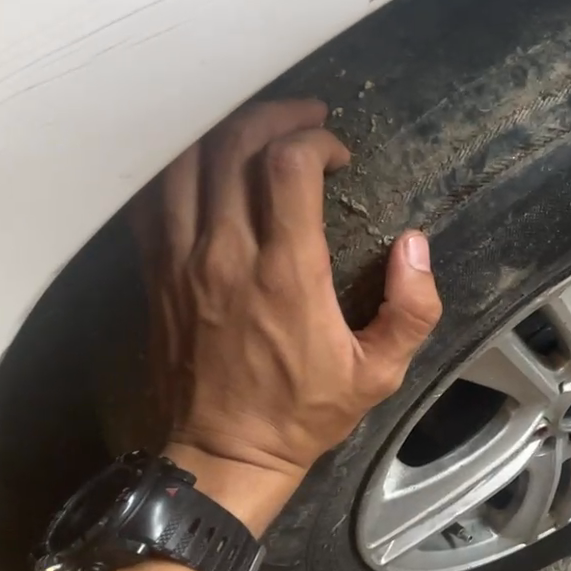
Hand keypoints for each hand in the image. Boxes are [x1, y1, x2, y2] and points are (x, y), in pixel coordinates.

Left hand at [131, 99, 441, 530]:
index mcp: (286, 275)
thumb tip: (415, 245)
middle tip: (304, 120)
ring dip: (225, 131)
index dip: (315, 141)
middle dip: (273, 118)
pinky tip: (206, 164)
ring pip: (188, 162)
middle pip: (233, 148)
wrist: (224, 452)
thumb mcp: (380, 373)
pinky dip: (181, 166)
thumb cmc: (306, 413)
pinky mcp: (156, 273)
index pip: (287, 168)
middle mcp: (226, 254)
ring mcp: (181, 260)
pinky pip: (155, 196)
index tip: (338, 154)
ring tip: (258, 129)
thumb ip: (411, 309)